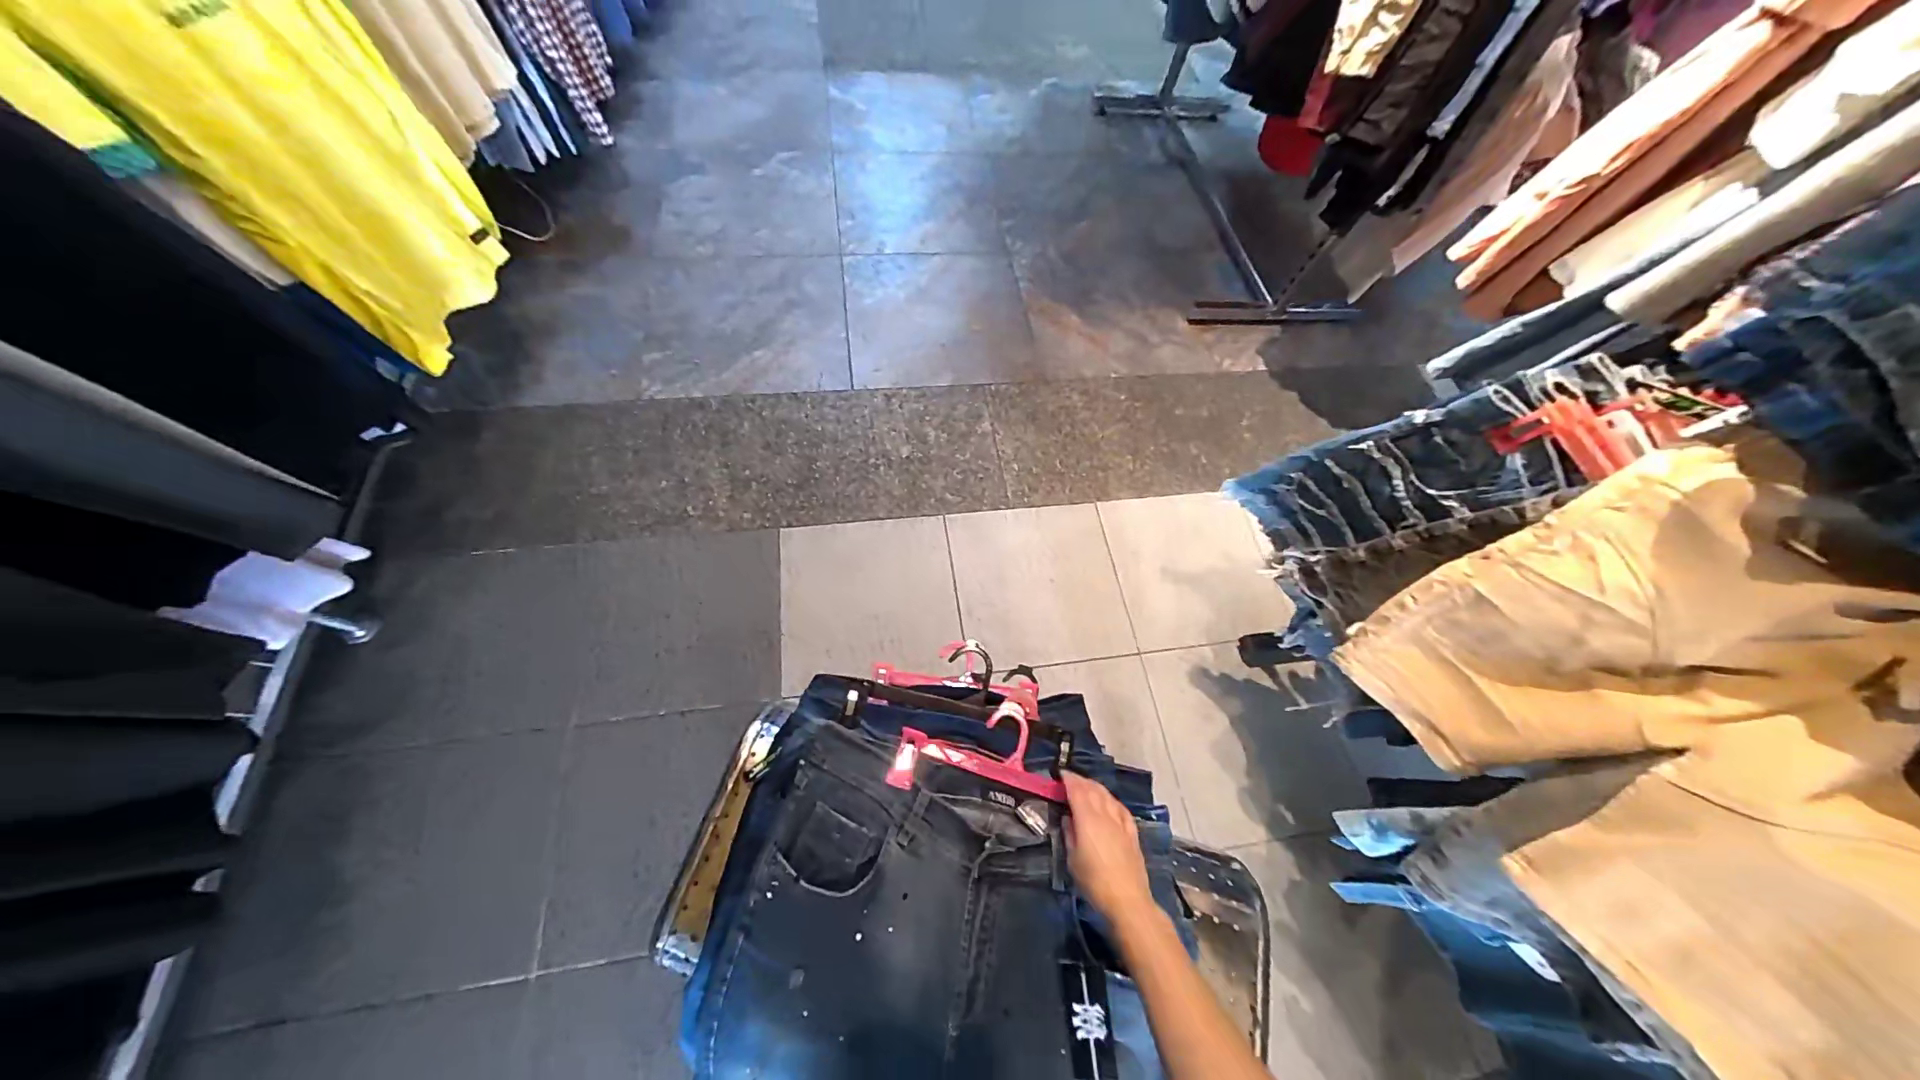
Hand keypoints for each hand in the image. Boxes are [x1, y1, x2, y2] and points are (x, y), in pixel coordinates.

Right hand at [1062, 772, 1156, 924]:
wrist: (1127, 900)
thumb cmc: (1093, 881)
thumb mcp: (1073, 858)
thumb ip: (1070, 834)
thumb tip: (1068, 818)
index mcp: (1088, 819)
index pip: (1077, 790)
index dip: (1069, 779)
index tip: (1060, 774)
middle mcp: (1105, 815)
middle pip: (1093, 789)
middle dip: (1081, 780)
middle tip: (1070, 779)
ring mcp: (1121, 823)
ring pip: (1108, 796)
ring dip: (1096, 787)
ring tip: (1087, 786)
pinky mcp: (1132, 832)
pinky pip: (1120, 807)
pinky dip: (1111, 800)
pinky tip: (1109, 801)